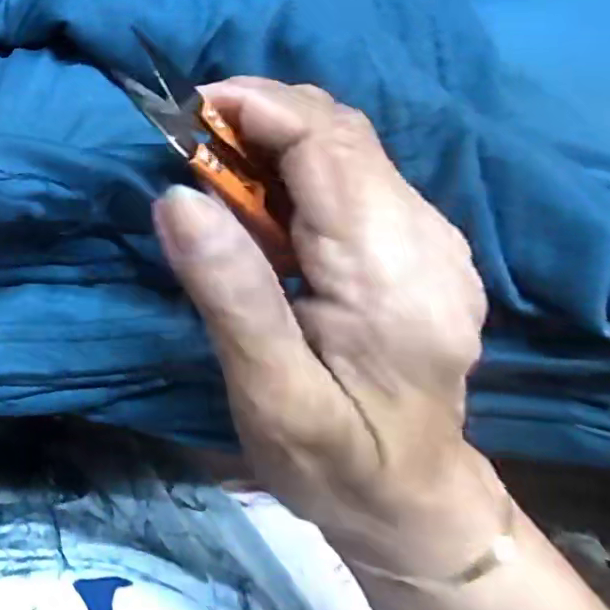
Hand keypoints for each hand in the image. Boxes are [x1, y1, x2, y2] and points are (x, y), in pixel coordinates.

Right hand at [153, 78, 504, 575]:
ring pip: (347, 142)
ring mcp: (431, 235)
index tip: (189, 110)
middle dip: (260, 114)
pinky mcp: (420, 240)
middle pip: (340, 131)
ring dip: (275, 136)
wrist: (413, 502)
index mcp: (390, 271)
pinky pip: (353, 170)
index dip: (257, 107)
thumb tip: (178, 195)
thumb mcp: (269, 393)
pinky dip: (297, 161)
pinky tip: (263, 202)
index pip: (327, 144)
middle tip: (192, 143)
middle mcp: (425, 235)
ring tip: (218, 171)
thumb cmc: (334, 460)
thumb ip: (231, 292)